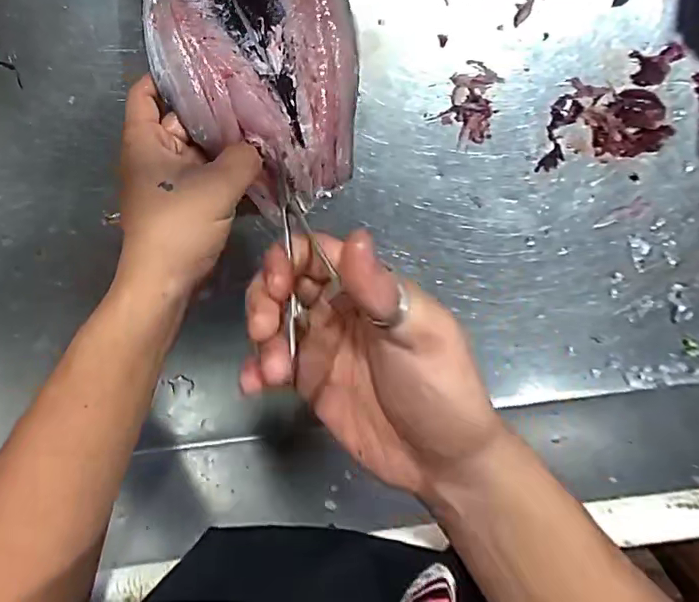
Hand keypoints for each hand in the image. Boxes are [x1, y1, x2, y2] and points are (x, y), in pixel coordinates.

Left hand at [116, 76, 260, 299]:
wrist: (162, 287)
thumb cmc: (178, 227)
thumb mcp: (218, 185)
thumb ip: (244, 156)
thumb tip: (258, 145)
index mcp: (144, 141)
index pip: (145, 92)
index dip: (168, 75)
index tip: (204, 66)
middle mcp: (152, 155)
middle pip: (181, 119)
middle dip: (215, 110)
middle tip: (252, 98)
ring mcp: (167, 179)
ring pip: (199, 148)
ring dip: (227, 144)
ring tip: (262, 129)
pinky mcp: (182, 201)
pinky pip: (206, 174)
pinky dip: (227, 170)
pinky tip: (258, 166)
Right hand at [239, 228, 507, 499]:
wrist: (443, 462)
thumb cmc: (440, 385)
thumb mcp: (417, 333)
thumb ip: (379, 289)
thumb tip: (355, 236)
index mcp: (366, 286)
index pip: (316, 253)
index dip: (288, 258)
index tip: (278, 283)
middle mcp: (339, 307)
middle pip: (286, 282)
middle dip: (264, 297)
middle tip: (263, 328)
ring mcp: (323, 344)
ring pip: (274, 321)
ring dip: (261, 338)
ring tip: (274, 373)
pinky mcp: (311, 381)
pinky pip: (273, 364)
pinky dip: (255, 369)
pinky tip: (255, 384)